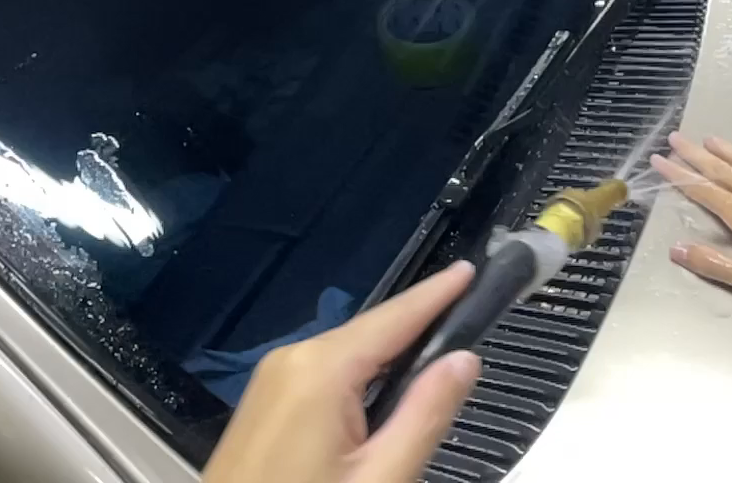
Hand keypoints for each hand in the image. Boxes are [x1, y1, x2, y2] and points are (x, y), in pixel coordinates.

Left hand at [203, 262, 480, 482]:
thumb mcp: (379, 481)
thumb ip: (425, 415)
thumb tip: (463, 360)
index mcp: (322, 368)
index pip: (395, 316)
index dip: (437, 293)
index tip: (468, 269)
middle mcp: (292, 359)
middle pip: (371, 334)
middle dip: (416, 333)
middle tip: (464, 328)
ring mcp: (272, 380)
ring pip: (348, 356)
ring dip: (388, 362)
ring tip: (431, 372)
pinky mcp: (263, 403)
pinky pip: (323, 376)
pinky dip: (358, 381)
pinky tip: (379, 405)